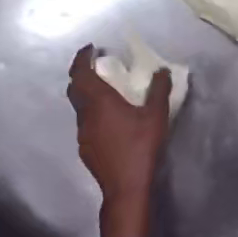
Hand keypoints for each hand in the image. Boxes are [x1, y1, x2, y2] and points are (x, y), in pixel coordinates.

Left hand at [68, 44, 173, 206]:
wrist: (126, 187)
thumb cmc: (140, 147)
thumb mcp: (156, 116)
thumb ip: (159, 90)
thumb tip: (162, 70)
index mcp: (99, 101)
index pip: (81, 73)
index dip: (82, 58)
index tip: (91, 48)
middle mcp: (85, 115)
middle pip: (75, 88)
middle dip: (82, 73)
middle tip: (97, 66)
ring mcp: (82, 133)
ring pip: (79, 107)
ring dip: (87, 94)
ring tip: (107, 92)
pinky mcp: (85, 148)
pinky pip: (85, 122)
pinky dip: (92, 112)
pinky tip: (110, 120)